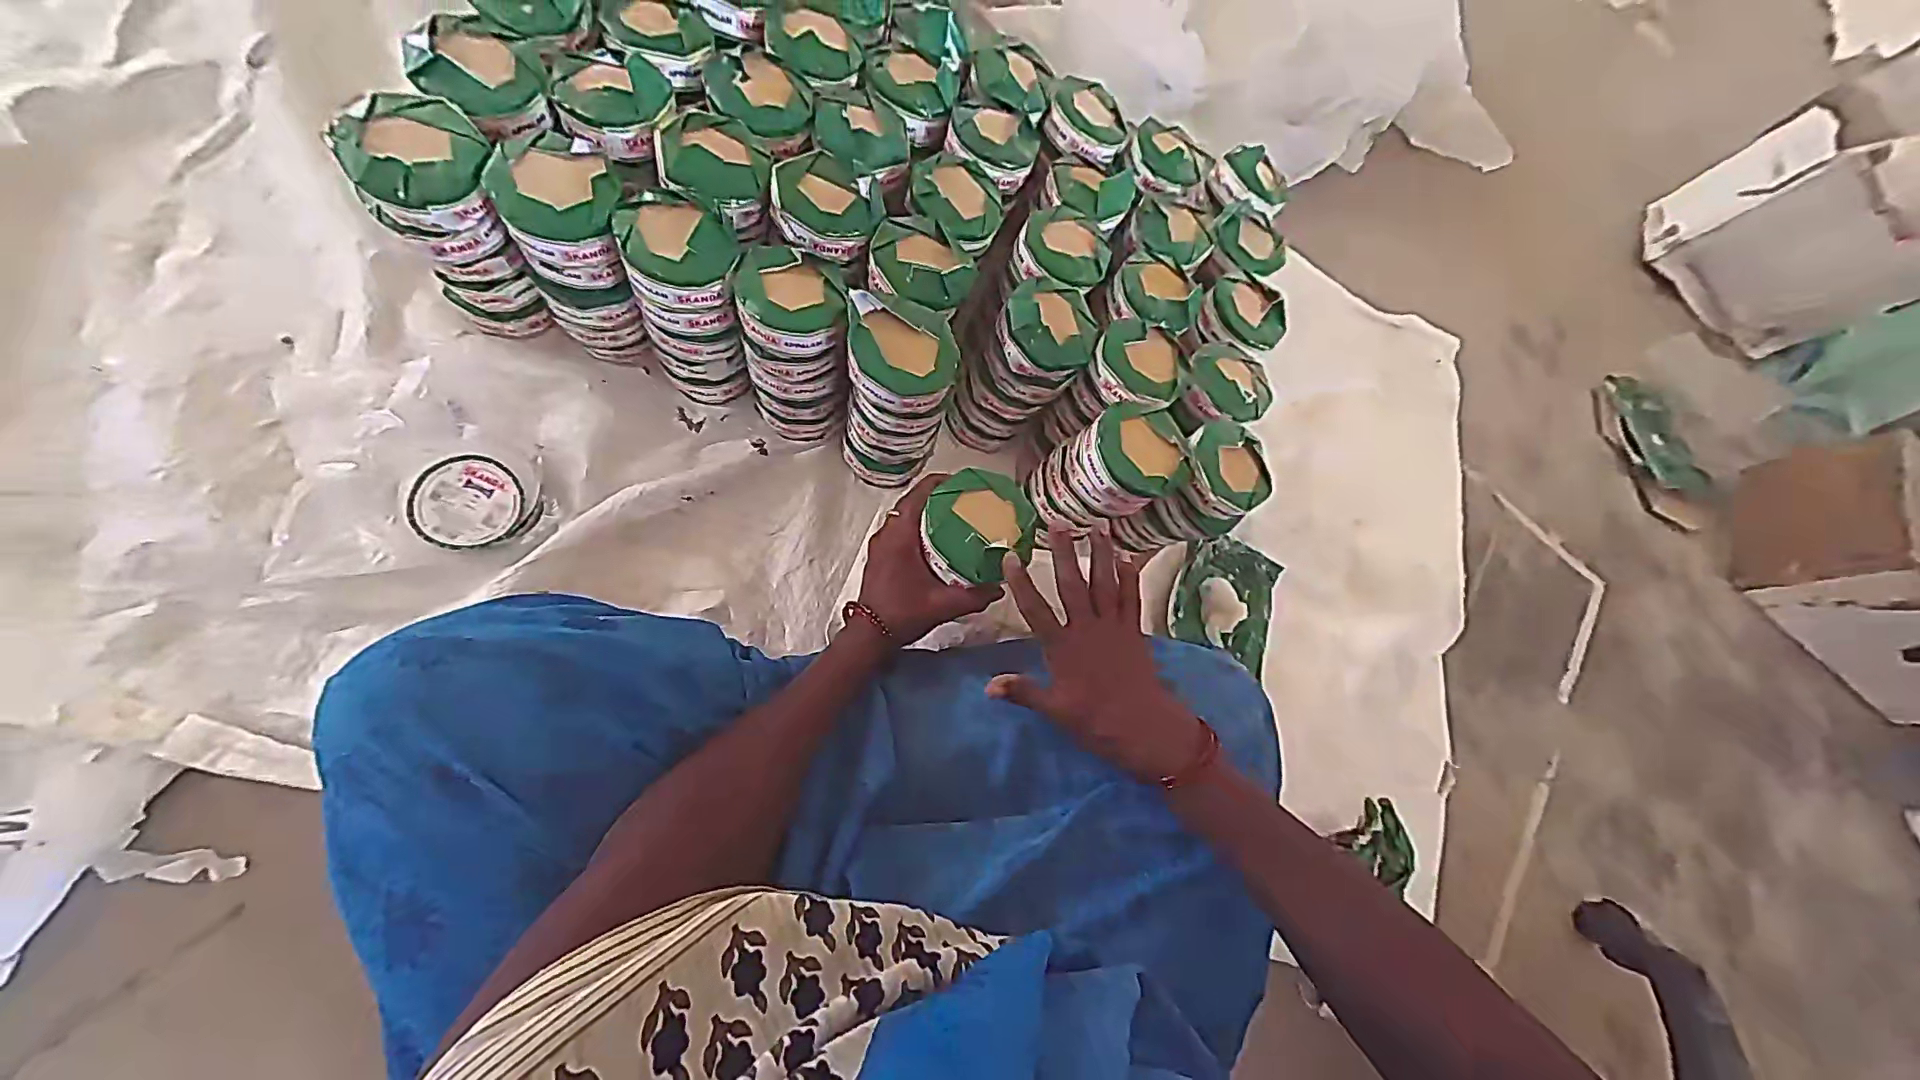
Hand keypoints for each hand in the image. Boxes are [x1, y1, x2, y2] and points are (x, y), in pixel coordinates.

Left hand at [855, 473, 1002, 645]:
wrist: (870, 635)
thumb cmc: (901, 614)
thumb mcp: (944, 604)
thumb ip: (975, 595)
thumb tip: (1000, 587)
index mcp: (900, 535)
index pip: (919, 494)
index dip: (940, 482)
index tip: (962, 482)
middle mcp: (887, 534)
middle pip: (913, 501)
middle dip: (938, 496)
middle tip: (964, 500)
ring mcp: (880, 544)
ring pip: (905, 516)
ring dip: (926, 512)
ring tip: (954, 517)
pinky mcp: (880, 555)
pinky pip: (900, 530)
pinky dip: (918, 527)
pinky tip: (936, 541)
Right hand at [991, 522, 1207, 781]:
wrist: (1144, 727)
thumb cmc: (1094, 720)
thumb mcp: (1054, 710)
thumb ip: (1023, 692)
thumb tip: (988, 687)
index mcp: (1063, 647)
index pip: (1036, 610)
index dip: (1021, 583)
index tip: (1011, 557)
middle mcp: (1087, 629)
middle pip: (1072, 585)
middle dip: (1063, 553)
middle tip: (1057, 524)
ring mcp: (1114, 627)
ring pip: (1105, 583)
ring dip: (1100, 554)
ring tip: (1096, 527)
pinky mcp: (1135, 631)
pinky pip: (1132, 598)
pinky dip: (1130, 577)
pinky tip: (1128, 556)